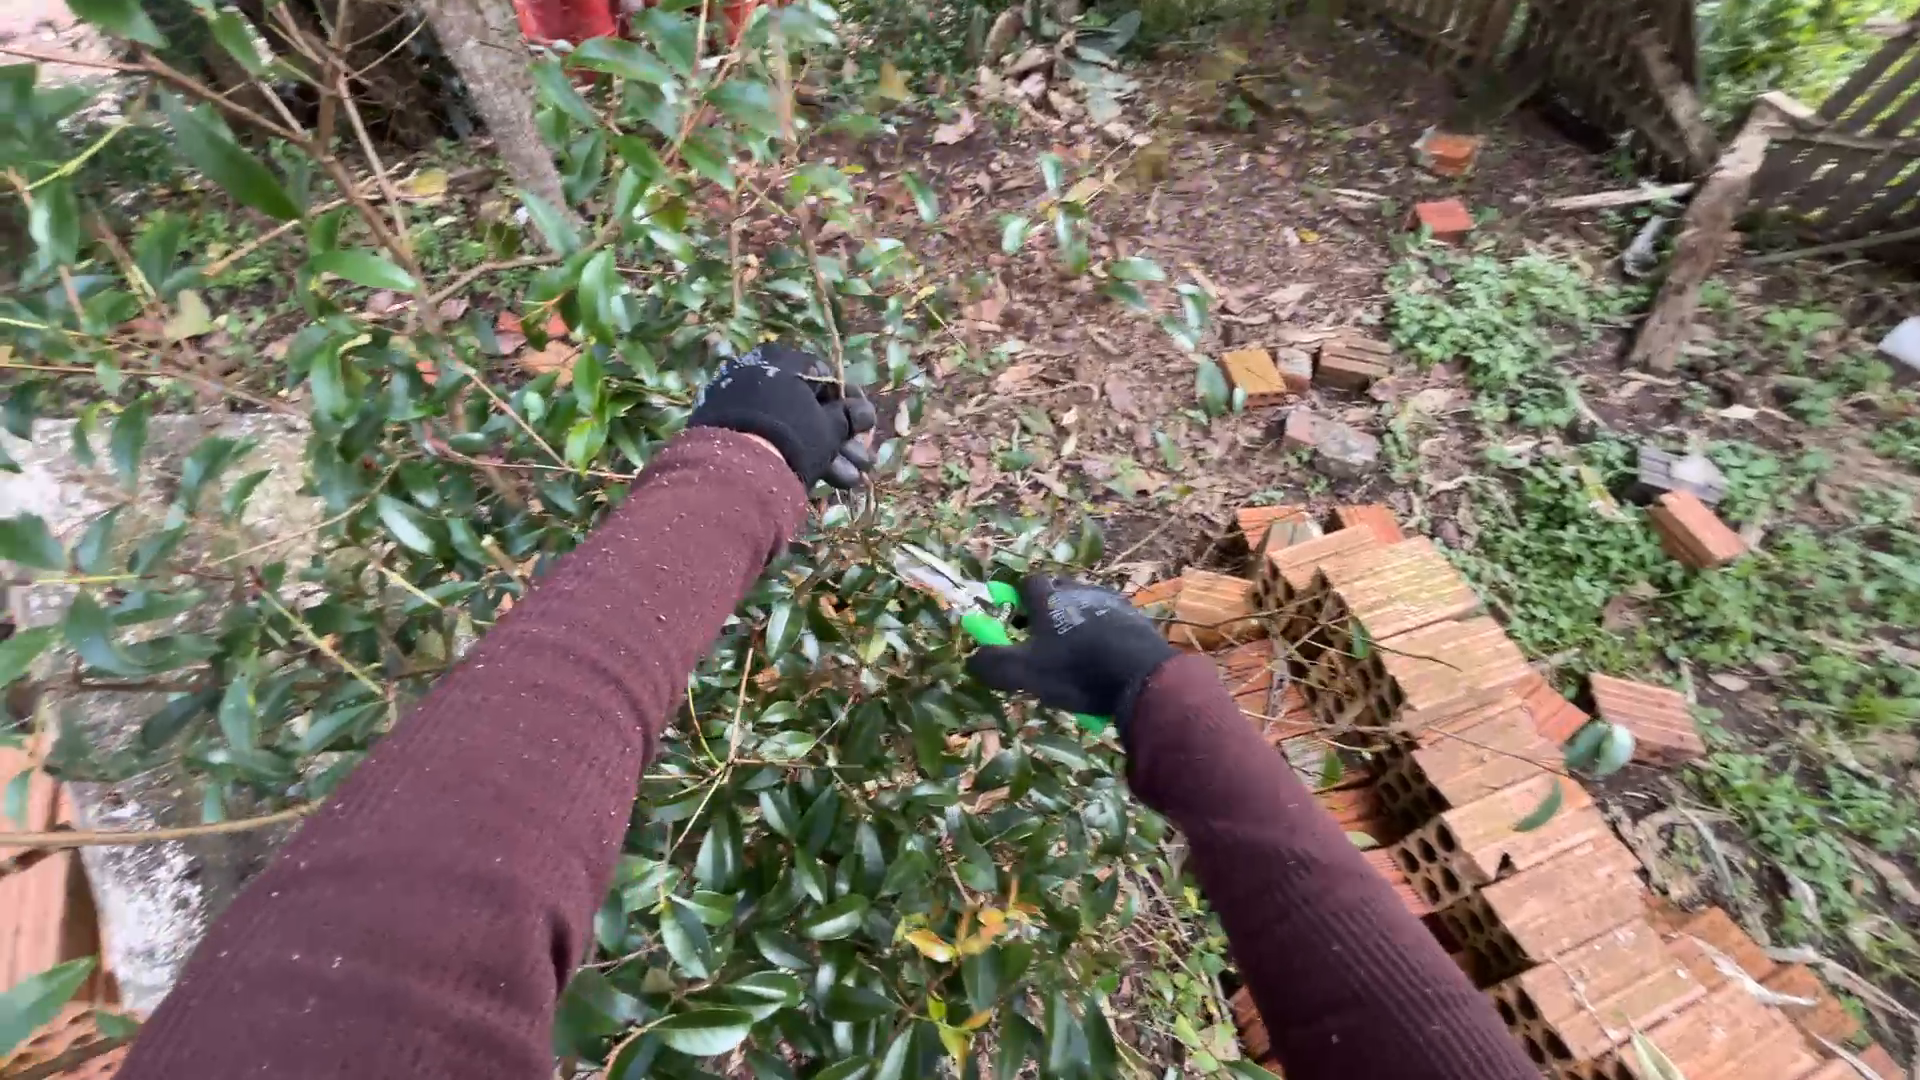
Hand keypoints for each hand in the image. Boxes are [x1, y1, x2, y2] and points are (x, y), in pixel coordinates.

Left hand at [690, 343, 877, 487]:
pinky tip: (822, 480)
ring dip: (828, 454)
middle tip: (862, 463)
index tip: (865, 427)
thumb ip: (851, 417)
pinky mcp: (727, 430)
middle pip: (811, 408)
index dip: (852, 405)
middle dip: (842, 439)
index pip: (827, 378)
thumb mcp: (831, 427)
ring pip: (794, 427)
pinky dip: (796, 456)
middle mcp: (759, 374)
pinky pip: (771, 438)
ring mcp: (740, 403)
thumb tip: (864, 413)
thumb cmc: (792, 437)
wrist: (736, 469)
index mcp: (784, 360)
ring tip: (848, 481)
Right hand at [965, 575, 1176, 728]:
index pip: (1028, 583)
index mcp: (1049, 599)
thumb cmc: (1077, 672)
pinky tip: (1104, 657)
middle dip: (1048, 609)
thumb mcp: (1026, 674)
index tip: (1018, 622)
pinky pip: (1110, 619)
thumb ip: (994, 665)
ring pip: (1085, 604)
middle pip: (1058, 591)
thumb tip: (972, 659)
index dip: (1019, 600)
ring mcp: (1110, 602)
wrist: (1143, 677)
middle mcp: (1079, 591)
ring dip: (1077, 620)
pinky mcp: (1135, 618)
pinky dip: (1102, 633)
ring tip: (1076, 651)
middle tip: (1045, 639)